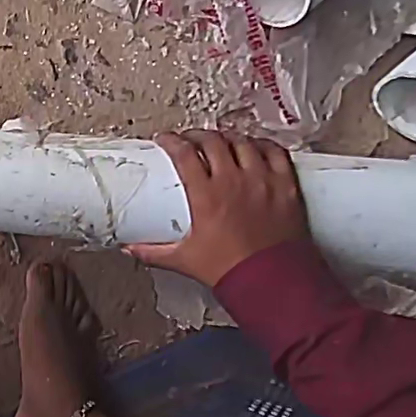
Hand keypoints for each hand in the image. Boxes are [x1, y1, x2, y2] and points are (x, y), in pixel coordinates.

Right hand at [127, 130, 309, 286]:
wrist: (272, 281)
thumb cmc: (229, 270)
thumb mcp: (184, 259)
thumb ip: (153, 253)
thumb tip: (129, 249)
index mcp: (206, 195)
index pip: (185, 154)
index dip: (172, 141)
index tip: (165, 140)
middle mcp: (234, 181)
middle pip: (214, 141)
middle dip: (198, 135)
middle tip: (190, 139)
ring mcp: (263, 180)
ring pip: (244, 142)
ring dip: (229, 138)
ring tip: (221, 141)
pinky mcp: (286, 186)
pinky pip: (275, 152)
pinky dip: (263, 145)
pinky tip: (256, 147)